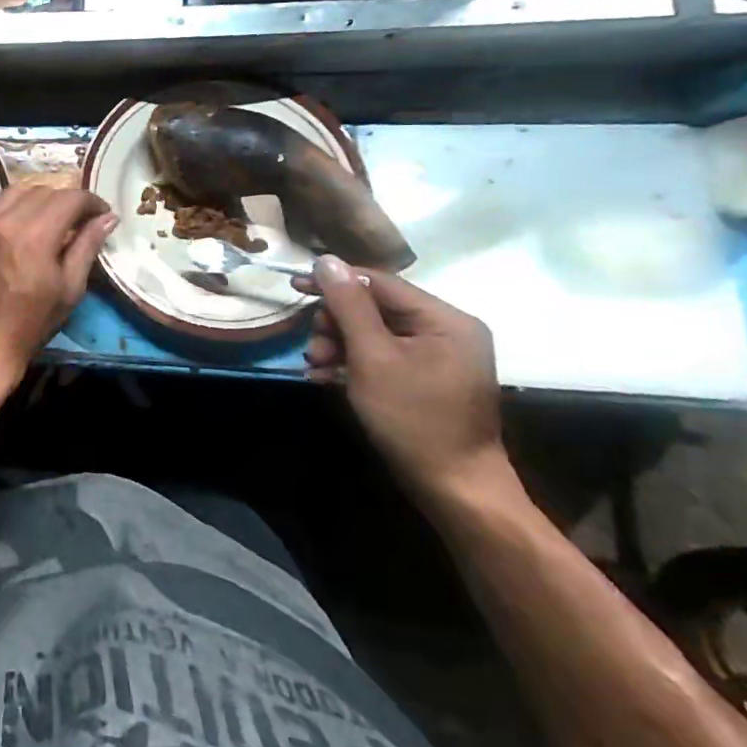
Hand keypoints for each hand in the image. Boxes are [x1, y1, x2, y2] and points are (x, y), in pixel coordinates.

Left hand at [0, 186, 117, 378]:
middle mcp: (5, 220)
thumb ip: (88, 246)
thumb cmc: (32, 320)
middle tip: (79, 220)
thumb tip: (108, 217)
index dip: (91, 201)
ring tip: (50, 219)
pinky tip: (19, 224)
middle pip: (44, 191)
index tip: (102, 214)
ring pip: (16, 191)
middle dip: (67, 201)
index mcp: (35, 236)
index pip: (70, 198)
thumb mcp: (70, 287)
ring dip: (39, 199)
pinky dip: (10, 206)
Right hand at [293, 256, 507, 503]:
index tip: (293, 286)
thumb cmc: (413, 418)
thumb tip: (326, 260)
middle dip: (335, 324)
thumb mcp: (372, 357)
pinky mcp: (425, 378)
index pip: (380, 282)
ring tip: (317, 367)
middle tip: (313, 349)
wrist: (453, 486)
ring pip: (373, 333)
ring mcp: (437, 356)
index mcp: (445, 319)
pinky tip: (326, 378)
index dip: (334, 281)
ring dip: (338, 346)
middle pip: (375, 308)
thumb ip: (348, 306)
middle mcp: (446, 330)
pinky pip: (381, 355)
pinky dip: (352, 363)